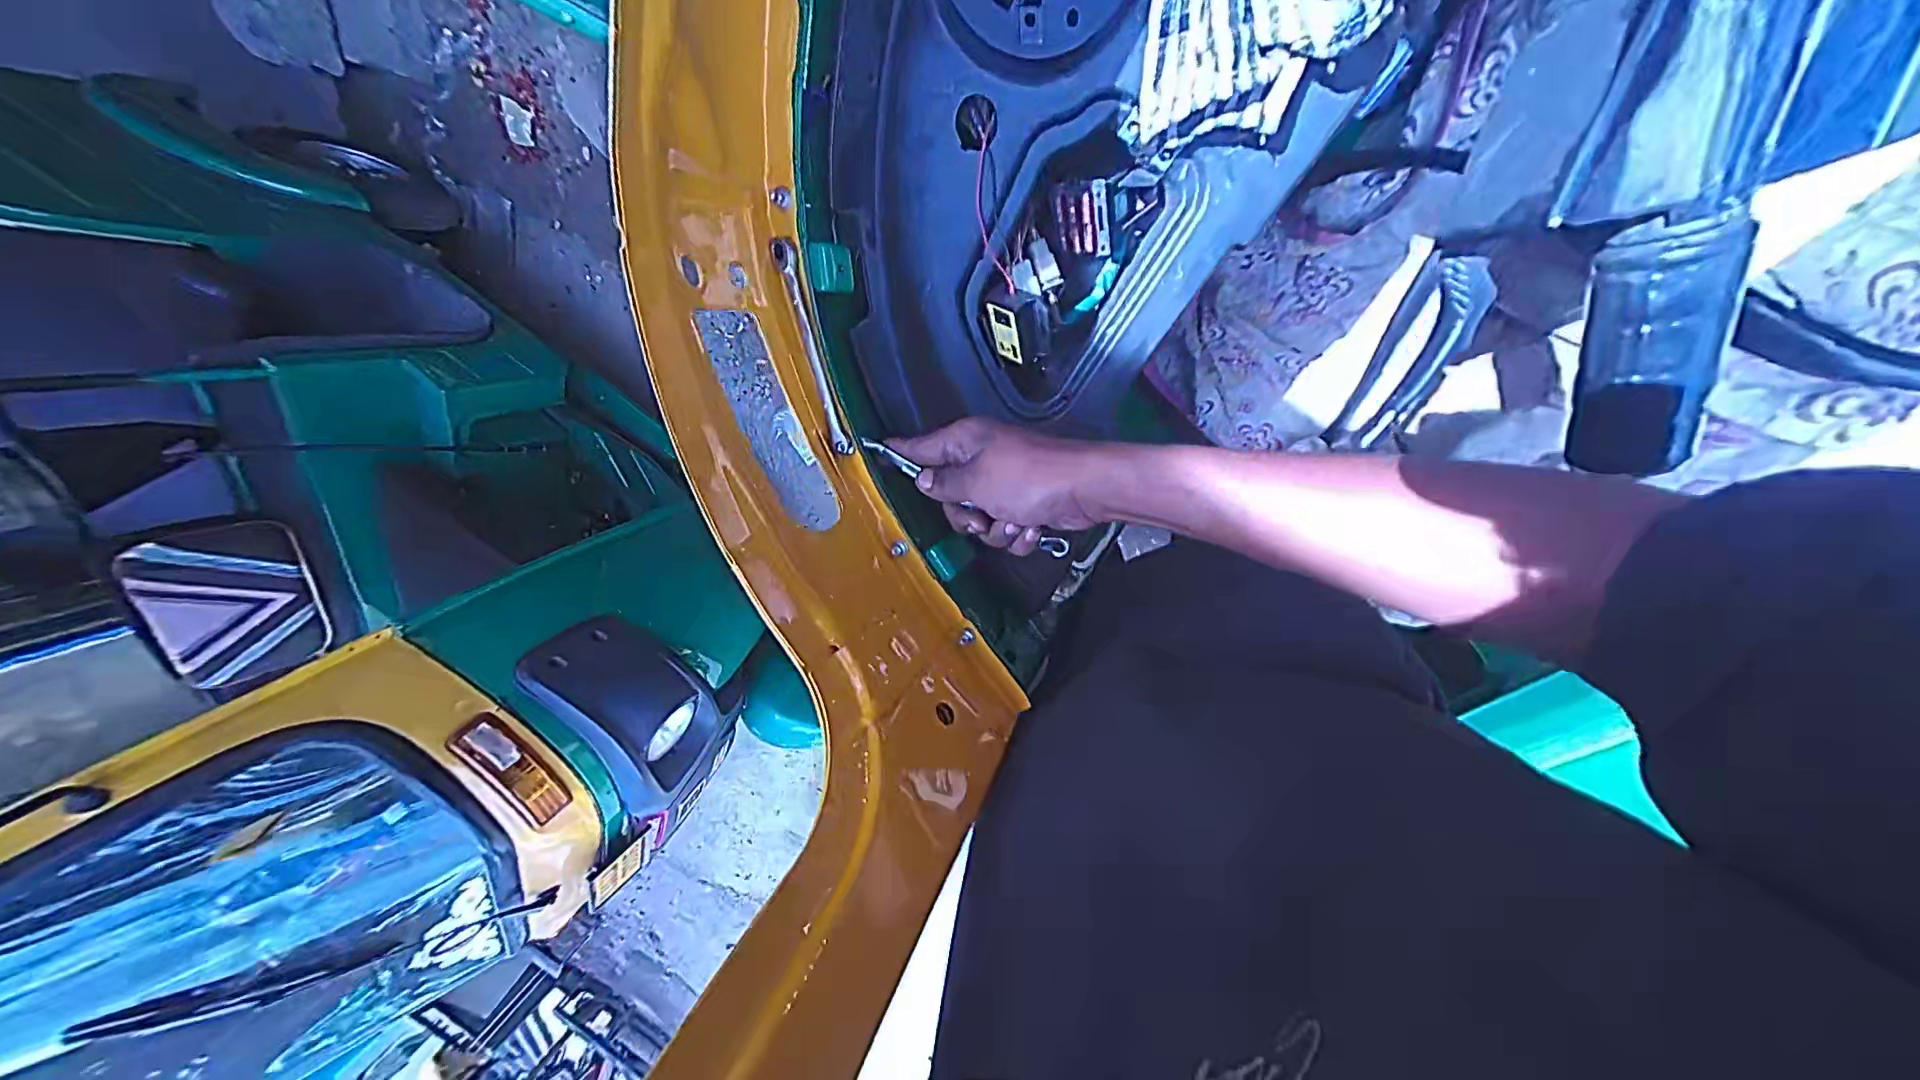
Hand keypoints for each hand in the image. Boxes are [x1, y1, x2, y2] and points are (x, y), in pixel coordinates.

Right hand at [889, 418, 1108, 555]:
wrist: (1083, 490)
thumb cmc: (1029, 478)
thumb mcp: (975, 482)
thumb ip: (944, 484)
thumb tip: (923, 480)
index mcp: (965, 442)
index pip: (922, 447)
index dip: (902, 453)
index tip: (879, 451)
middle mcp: (982, 460)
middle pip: (950, 497)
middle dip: (966, 517)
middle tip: (981, 517)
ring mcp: (1004, 483)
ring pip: (979, 519)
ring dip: (997, 529)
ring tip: (1016, 520)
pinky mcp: (1023, 504)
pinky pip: (1005, 528)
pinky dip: (1018, 533)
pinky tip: (1032, 527)